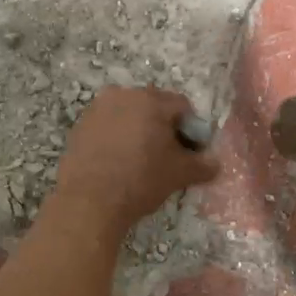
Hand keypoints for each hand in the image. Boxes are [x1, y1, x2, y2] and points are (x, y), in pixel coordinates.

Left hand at [47, 87, 219, 233]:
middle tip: (165, 155)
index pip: (182, 106)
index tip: (189, 151)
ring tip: (139, 159)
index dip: (190, 128)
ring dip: (137, 130)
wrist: (90, 200)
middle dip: (162, 126)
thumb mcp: (180, 174)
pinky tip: (116, 161)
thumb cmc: (141, 180)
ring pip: (127, 114)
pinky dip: (115, 137)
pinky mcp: (80, 125)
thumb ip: (202, 164)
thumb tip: (215, 163)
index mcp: (150, 100)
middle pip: (152, 106)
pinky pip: (107, 125)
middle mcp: (123, 95)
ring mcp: (97, 108)